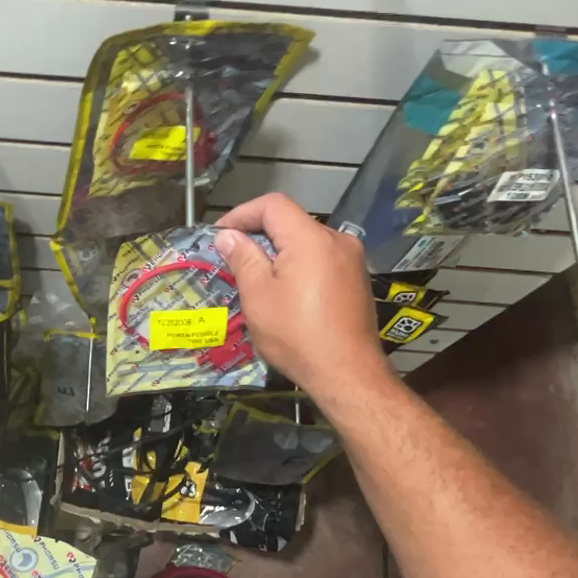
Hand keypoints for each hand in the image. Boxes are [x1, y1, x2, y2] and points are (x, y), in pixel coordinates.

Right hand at [214, 193, 386, 396]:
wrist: (347, 372)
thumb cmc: (296, 334)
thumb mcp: (258, 295)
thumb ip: (243, 258)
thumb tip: (227, 236)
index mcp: (310, 238)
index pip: (273, 205)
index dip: (242, 214)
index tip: (220, 235)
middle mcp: (337, 241)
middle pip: (291, 223)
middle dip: (259, 236)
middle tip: (233, 260)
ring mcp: (351, 260)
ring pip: (306, 243)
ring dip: (279, 253)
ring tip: (256, 280)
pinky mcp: (356, 280)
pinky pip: (321, 261)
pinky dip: (299, 267)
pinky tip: (286, 294)